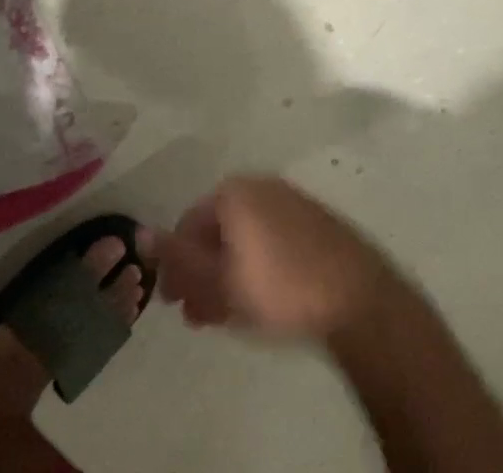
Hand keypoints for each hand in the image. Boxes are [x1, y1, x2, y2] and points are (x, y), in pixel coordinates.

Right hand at [151, 175, 400, 340]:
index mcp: (235, 193)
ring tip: (227, 316)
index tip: (173, 302)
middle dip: (203, 273)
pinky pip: (276, 243)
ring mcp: (296, 204)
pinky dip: (260, 268)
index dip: (175, 266)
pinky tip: (263, 302)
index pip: (187, 225)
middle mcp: (264, 188)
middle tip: (198, 315)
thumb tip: (141, 233)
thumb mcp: (218, 282)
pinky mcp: (322, 225)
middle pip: (218, 231)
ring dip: (230, 275)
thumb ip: (177, 259)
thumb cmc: (280, 289)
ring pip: (247, 240)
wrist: (361, 302)